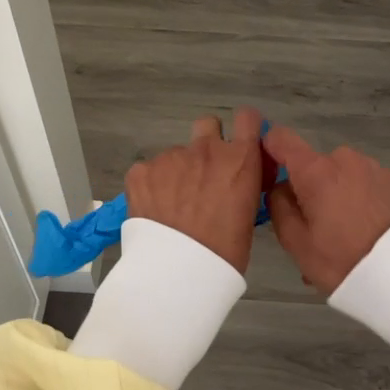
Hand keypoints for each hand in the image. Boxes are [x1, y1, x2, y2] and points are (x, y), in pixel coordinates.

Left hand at [124, 108, 264, 272]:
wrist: (177, 272)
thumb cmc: (224, 253)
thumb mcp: (246, 215)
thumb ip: (241, 186)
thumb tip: (234, 181)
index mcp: (239, 160)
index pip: (247, 118)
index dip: (243, 126)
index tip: (239, 138)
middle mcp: (205, 149)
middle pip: (207, 124)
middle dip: (206, 142)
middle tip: (202, 174)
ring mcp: (170, 157)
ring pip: (174, 155)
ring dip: (176, 173)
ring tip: (171, 207)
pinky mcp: (141, 170)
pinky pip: (148, 172)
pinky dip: (150, 187)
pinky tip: (151, 212)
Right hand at [262, 126, 389, 294]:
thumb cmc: (339, 259)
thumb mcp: (294, 241)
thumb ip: (278, 205)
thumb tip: (281, 186)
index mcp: (315, 170)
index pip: (281, 138)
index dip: (269, 146)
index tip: (267, 164)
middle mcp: (343, 159)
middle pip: (314, 165)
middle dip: (309, 188)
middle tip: (313, 226)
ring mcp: (371, 167)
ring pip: (339, 175)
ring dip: (335, 194)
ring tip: (343, 233)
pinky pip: (362, 183)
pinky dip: (357, 198)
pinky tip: (364, 228)